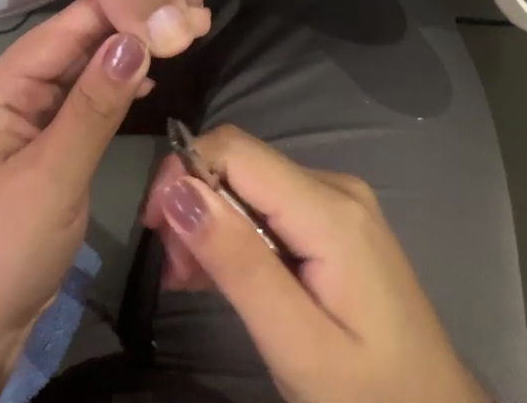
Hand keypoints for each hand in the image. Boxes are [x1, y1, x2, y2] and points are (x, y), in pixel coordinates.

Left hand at [0, 0, 153, 363]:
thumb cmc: (11, 245)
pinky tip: (148, 77)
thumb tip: (135, 41)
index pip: (64, 29)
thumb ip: (94, 108)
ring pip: (82, 66)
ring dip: (126, 54)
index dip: (118, 9)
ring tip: (182, 38)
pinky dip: (115, 85)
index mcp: (0, 85)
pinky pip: (84, 96)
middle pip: (74, 42)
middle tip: (192, 17)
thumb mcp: (55, 175)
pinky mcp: (46, 134)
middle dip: (128, 27)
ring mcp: (28, 110)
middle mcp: (11, 85)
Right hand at [144, 127, 487, 402]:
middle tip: (175, 272)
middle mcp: (334, 188)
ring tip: (190, 280)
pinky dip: (230, 232)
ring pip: (244, 183)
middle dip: (191, 204)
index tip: (155, 229)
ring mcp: (337, 203)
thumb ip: (237, 263)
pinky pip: (264, 204)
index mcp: (331, 211)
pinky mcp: (332, 222)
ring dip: (206, 222)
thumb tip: (176, 189)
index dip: (181, 173)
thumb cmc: (371, 394)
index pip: (233, 148)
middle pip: (236, 163)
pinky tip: (217, 273)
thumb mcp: (297, 343)